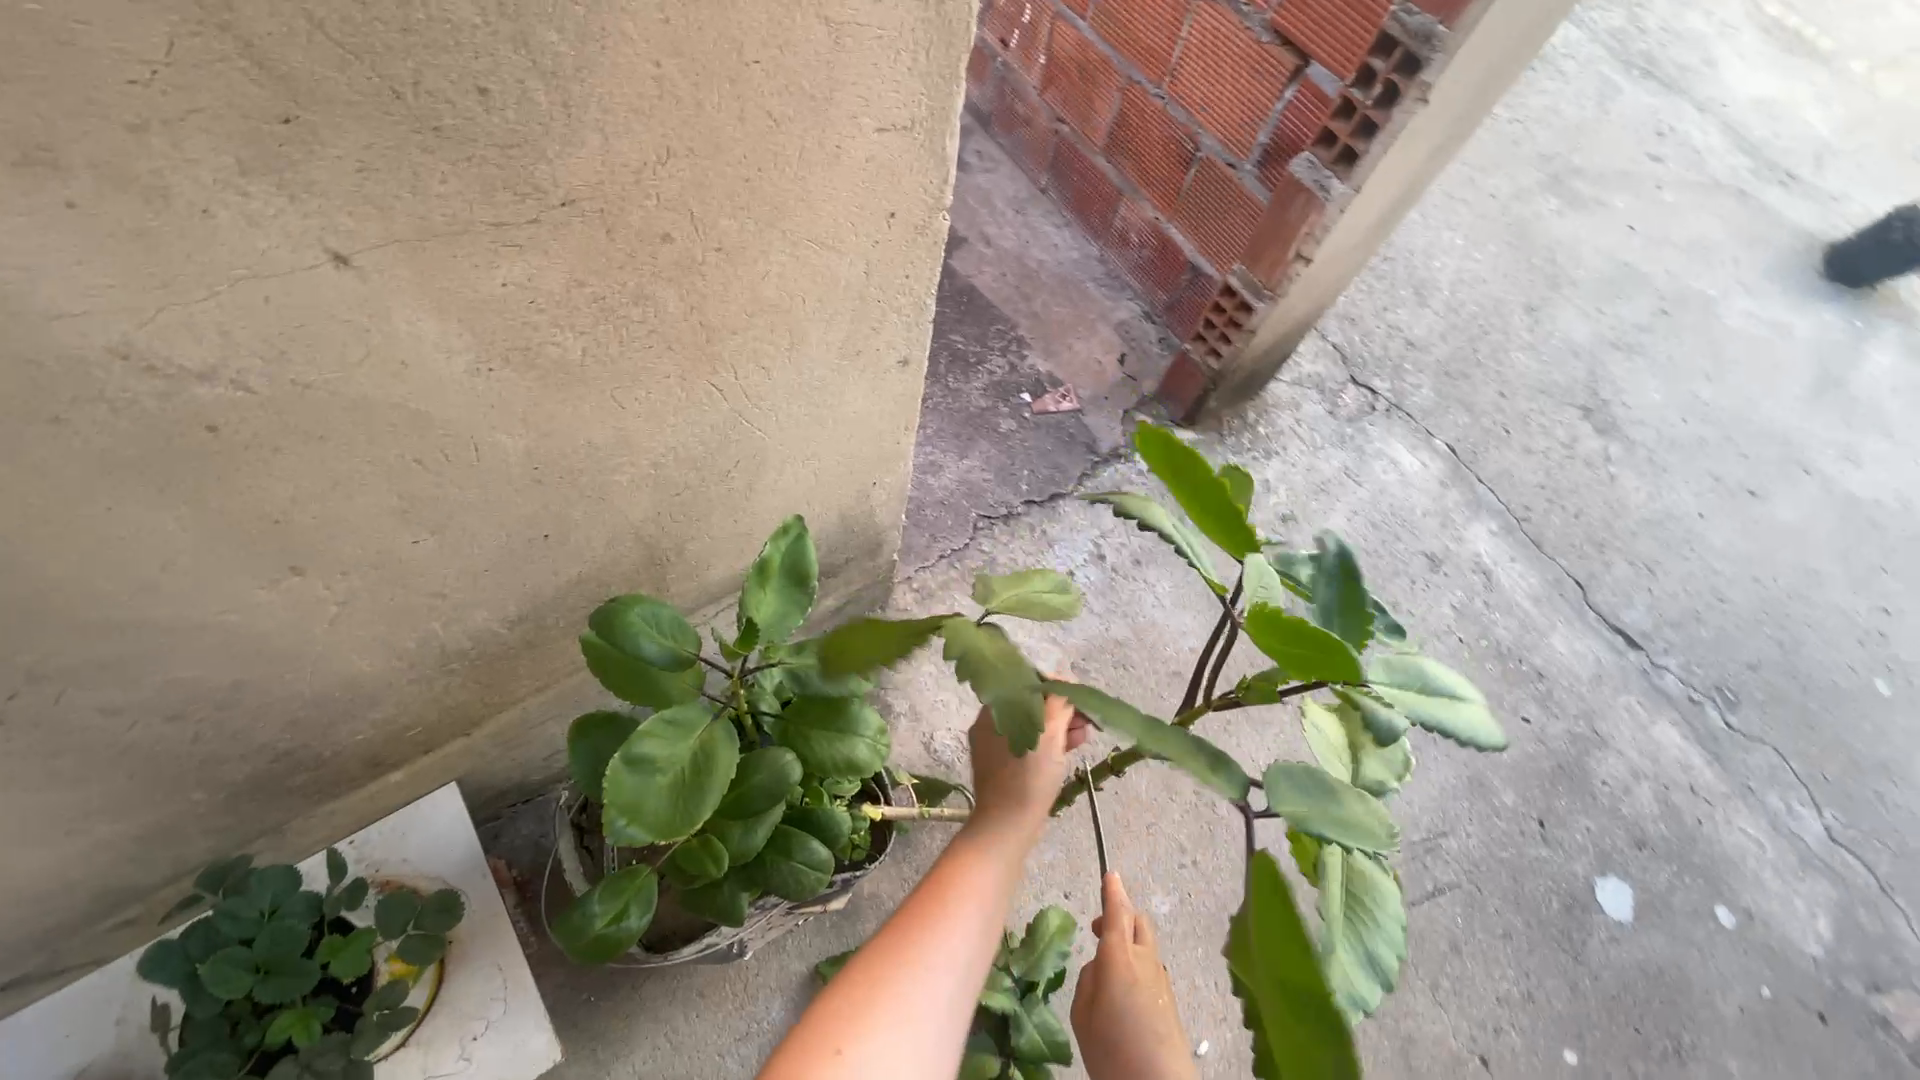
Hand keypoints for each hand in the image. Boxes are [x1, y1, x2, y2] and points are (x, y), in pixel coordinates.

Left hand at [966, 685, 1089, 844]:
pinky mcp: (1007, 764)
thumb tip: (1066, 682)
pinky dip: (1051, 743)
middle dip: (1062, 707)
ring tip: (1084, 735)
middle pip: (1031, 703)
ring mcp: (997, 745)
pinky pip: (1031, 743)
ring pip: (1034, 724)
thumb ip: (1058, 703)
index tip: (1078, 696)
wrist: (1007, 827)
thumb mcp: (1048, 735)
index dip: (1055, 685)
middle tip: (1086, 719)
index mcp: (994, 710)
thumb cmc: (1027, 778)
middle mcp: (992, 723)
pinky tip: (1072, 747)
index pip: (1026, 682)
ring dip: (1061, 725)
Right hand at [1072, 873, 1198, 1079]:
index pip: (1118, 911)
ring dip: (1129, 942)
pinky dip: (1137, 965)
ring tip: (1108, 967)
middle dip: (1121, 914)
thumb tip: (1100, 967)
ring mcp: (1162, 980)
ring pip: (1146, 944)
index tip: (1110, 874)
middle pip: (1138, 921)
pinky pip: (1151, 968)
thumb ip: (1089, 981)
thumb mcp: (1082, 1015)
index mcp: (1119, 957)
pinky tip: (1124, 994)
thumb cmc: (1112, 1050)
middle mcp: (1144, 960)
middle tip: (1099, 929)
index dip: (1113, 891)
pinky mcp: (1170, 1000)